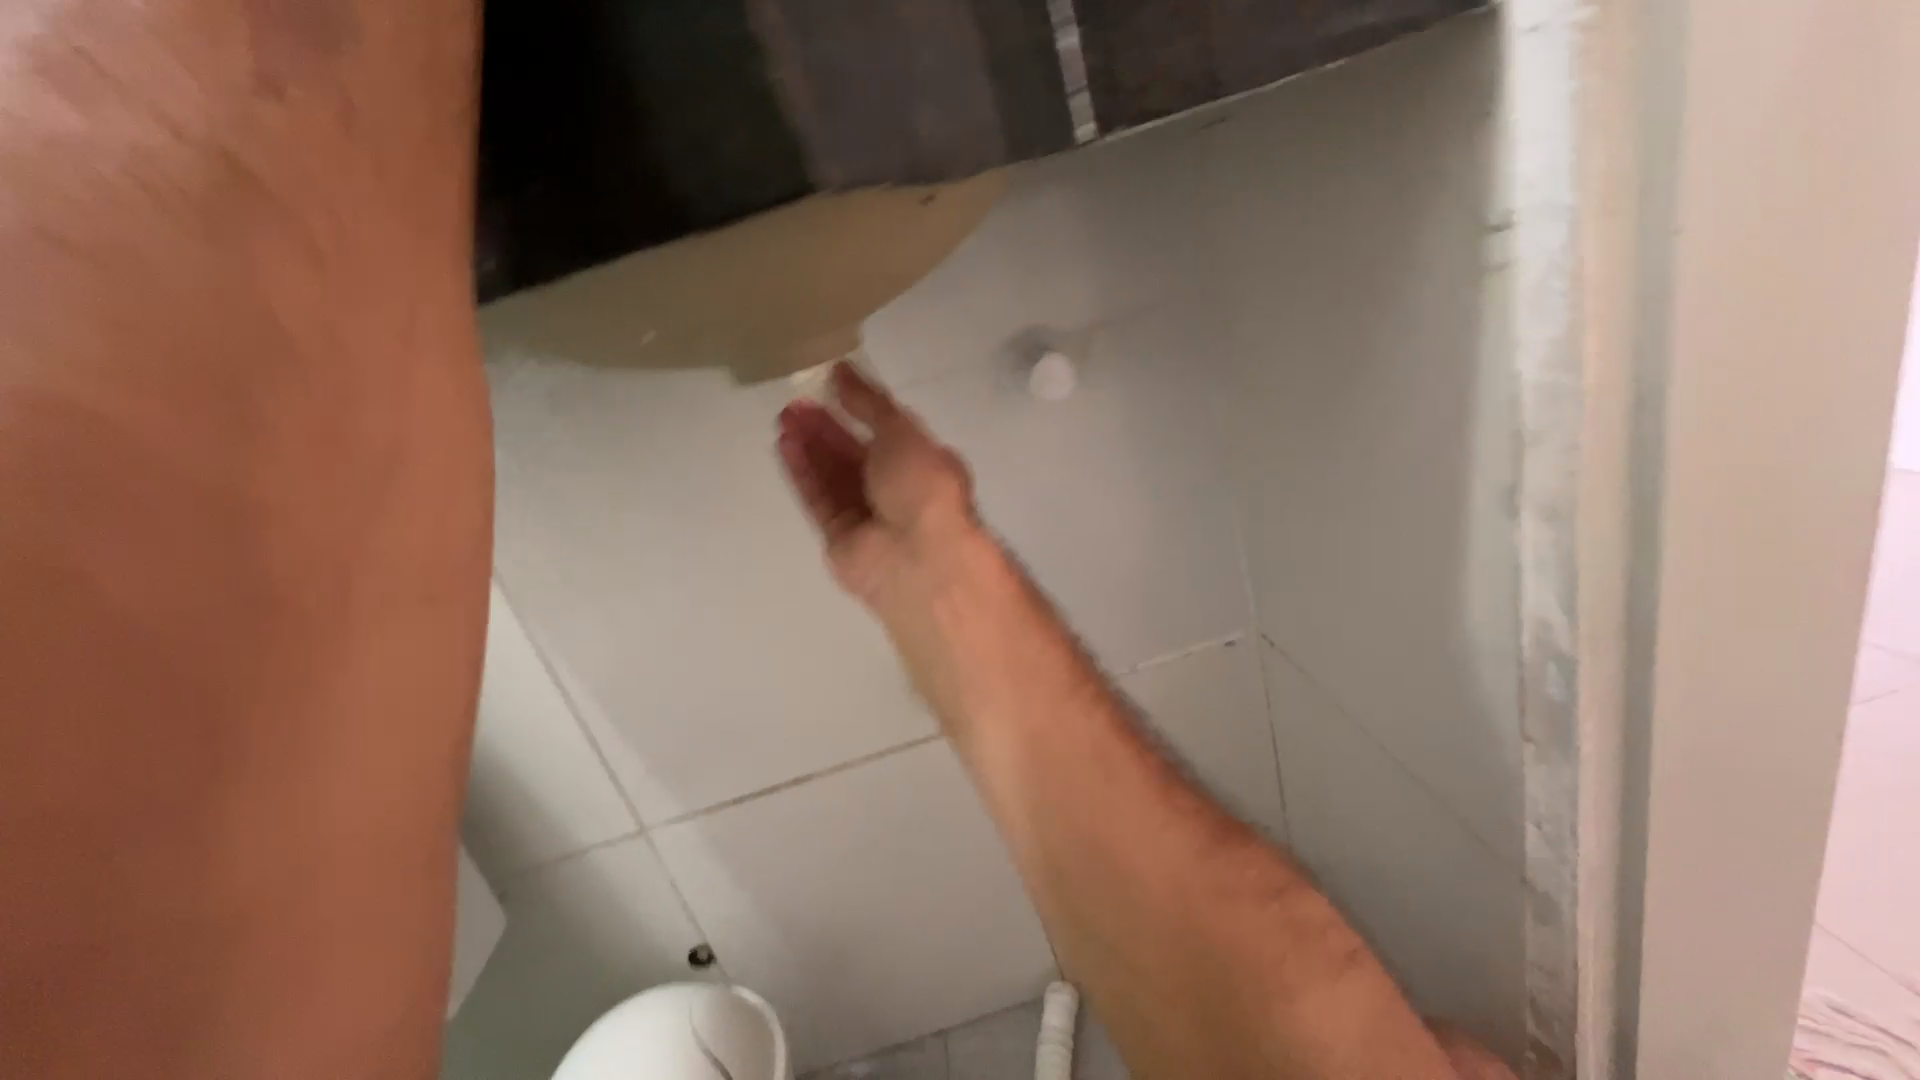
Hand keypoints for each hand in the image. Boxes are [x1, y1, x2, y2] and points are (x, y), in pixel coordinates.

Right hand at [776, 362, 981, 613]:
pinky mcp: (840, 538)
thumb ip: (869, 403)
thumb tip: (841, 370)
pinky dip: (803, 474)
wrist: (919, 558)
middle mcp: (897, 490)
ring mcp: (868, 516)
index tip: (829, 385)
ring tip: (783, 419)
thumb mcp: (902, 431)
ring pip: (833, 475)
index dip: (858, 408)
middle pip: (855, 454)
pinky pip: (819, 499)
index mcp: (924, 463)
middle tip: (795, 403)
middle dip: (827, 427)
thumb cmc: (923, 487)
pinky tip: (784, 446)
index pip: (887, 431)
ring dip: (810, 447)